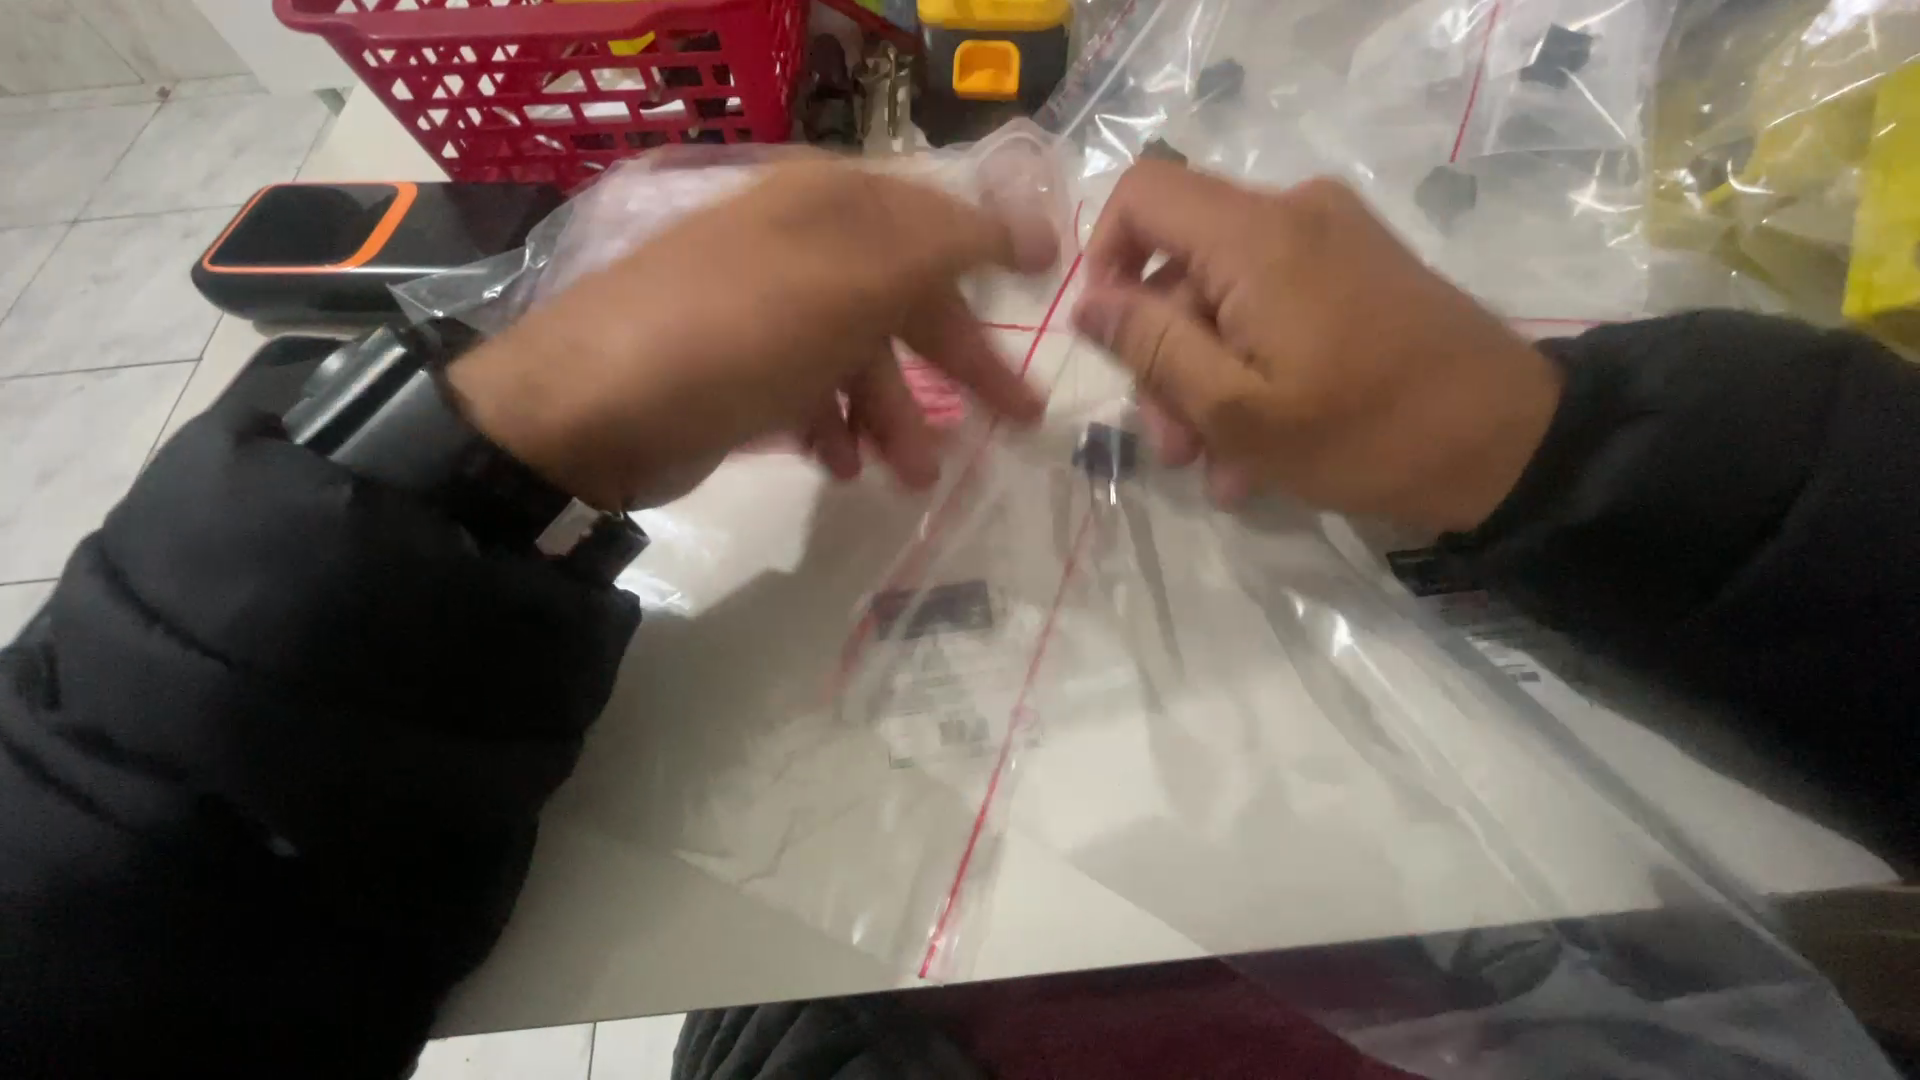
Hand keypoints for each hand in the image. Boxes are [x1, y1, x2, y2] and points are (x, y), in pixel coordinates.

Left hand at [446, 160, 1058, 509]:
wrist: (591, 411)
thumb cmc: (735, 338)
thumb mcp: (846, 285)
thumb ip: (935, 251)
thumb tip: (1011, 223)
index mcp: (831, 209)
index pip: (935, 214)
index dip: (997, 240)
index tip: (1051, 270)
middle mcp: (805, 251)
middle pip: (909, 301)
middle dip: (965, 363)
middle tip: (1020, 417)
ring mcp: (773, 314)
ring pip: (865, 362)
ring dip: (897, 418)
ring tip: (911, 476)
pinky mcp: (747, 373)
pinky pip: (817, 397)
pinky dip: (839, 431)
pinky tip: (841, 466)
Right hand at [1072, 162, 1562, 532]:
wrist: (1508, 446)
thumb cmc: (1363, 434)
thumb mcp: (1234, 408)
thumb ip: (1151, 348)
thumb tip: (1087, 303)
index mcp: (1258, 237)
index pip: (1143, 193)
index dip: (1104, 257)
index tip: (1109, 336)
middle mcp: (1292, 215)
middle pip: (1181, 266)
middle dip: (1163, 359)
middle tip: (1174, 445)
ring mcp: (1329, 241)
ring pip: (1221, 298)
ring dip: (1204, 382)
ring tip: (1217, 466)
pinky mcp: (1353, 271)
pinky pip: (1268, 306)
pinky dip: (1247, 369)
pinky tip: (1253, 445)